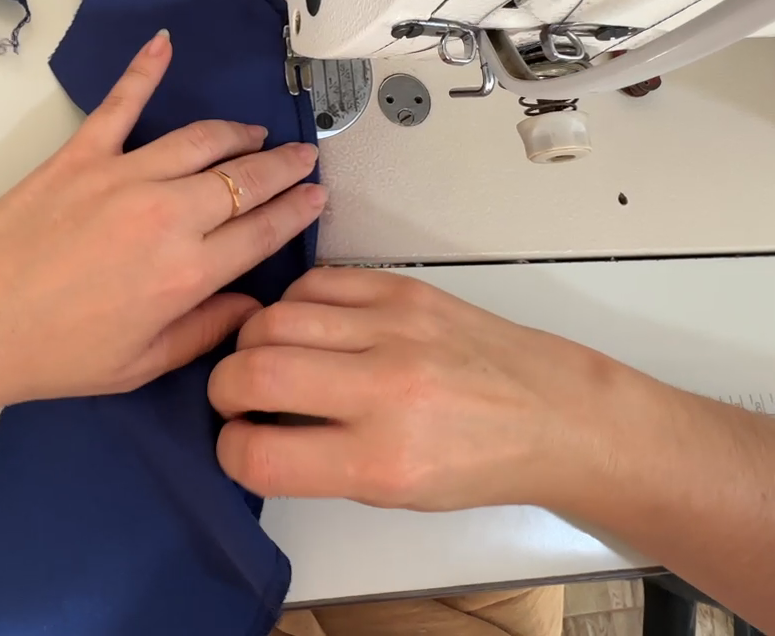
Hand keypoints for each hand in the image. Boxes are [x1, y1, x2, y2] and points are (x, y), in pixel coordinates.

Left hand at [0, 30, 323, 411]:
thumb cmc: (56, 353)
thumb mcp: (141, 364)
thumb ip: (205, 331)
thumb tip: (253, 304)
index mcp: (187, 273)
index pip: (263, 232)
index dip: (297, 211)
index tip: (317, 195)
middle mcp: (169, 215)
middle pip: (245, 179)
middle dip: (283, 166)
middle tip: (304, 155)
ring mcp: (125, 175)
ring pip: (201, 139)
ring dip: (236, 133)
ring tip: (255, 133)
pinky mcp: (84, 152)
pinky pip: (123, 102)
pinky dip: (145, 69)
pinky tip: (164, 42)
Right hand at [209, 268, 638, 511]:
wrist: (550, 410)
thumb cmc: (474, 464)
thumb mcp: (396, 492)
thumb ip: (319, 460)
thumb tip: (253, 424)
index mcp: (383, 461)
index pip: (261, 454)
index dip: (229, 449)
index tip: (237, 441)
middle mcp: (383, 388)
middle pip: (254, 371)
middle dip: (224, 386)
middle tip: (236, 394)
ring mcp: (392, 326)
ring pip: (274, 316)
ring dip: (252, 340)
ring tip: (268, 356)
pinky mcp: (400, 287)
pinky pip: (314, 282)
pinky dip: (292, 304)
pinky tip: (305, 325)